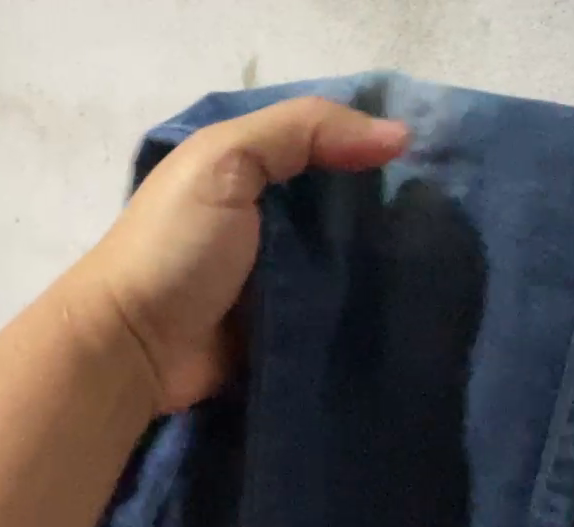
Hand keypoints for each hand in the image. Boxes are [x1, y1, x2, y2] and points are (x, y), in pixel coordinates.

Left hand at [67, 98, 407, 412]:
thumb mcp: (227, 161)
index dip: (368, 150)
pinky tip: (399, 308)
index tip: (423, 161)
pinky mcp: (274, 330)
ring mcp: (268, 281)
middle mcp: (259, 223)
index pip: (320, 148)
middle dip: (380, 214)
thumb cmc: (175, 248)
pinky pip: (324, 316)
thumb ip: (302, 132)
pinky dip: (353, 312)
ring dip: (374, 267)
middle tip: (438, 220)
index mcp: (245, 172)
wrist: (135, 347)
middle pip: (335, 211)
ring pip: (337, 266)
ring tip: (431, 264)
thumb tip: (399, 137)